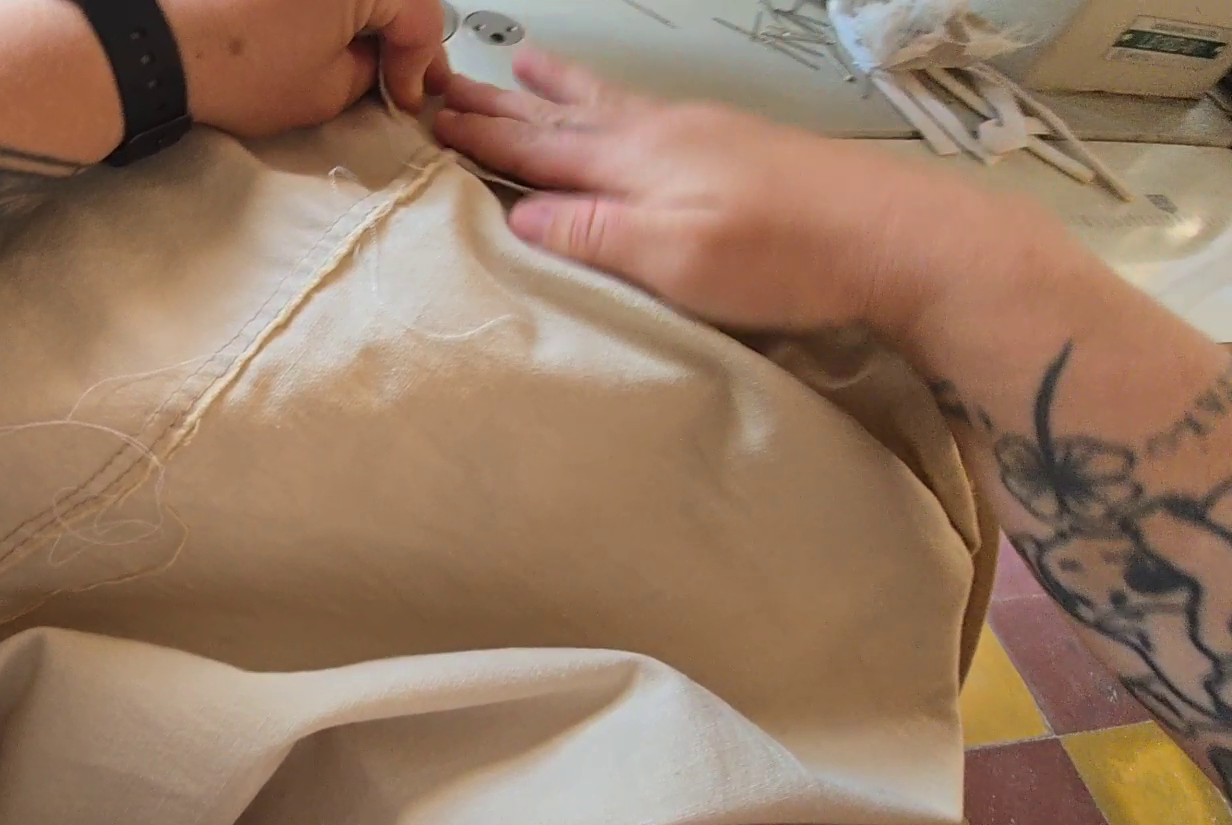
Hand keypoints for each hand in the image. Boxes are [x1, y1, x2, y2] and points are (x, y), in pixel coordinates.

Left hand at [163, 0, 450, 136]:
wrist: (163, 44)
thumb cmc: (239, 65)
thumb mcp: (324, 93)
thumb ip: (366, 76)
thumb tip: (373, 67)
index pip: (423, 17)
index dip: (419, 67)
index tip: (407, 98)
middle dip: (399, 36)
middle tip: (398, 75)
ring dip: (368, 21)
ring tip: (363, 57)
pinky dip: (333, 10)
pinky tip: (329, 35)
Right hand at [432, 50, 1064, 337]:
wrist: (895, 238)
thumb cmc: (779, 256)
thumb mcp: (671, 257)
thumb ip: (592, 231)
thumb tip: (524, 214)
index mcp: (636, 160)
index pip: (540, 146)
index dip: (485, 136)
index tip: (436, 123)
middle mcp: (658, 133)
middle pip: (562, 113)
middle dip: (502, 101)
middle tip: (452, 84)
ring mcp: (694, 133)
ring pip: (602, 102)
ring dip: (554, 85)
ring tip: (521, 59)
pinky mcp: (723, 144)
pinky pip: (638, 110)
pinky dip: (605, 97)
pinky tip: (608, 99)